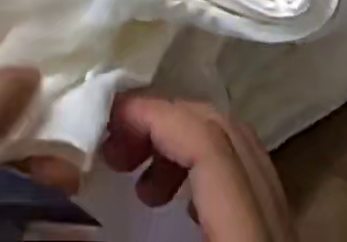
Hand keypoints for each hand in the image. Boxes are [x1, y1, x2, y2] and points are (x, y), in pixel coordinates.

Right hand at [100, 95, 294, 241]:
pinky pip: (250, 180)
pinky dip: (206, 169)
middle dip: (163, 121)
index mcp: (248, 238)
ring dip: (182, 142)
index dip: (154, 118)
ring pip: (243, 149)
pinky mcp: (278, 240)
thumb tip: (60, 177)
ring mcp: (285, 232)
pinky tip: (176, 202)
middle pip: (227, 131)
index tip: (108, 123)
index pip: (210, 145)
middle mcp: (278, 227)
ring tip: (140, 178)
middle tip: (117, 145)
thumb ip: (107, 233)